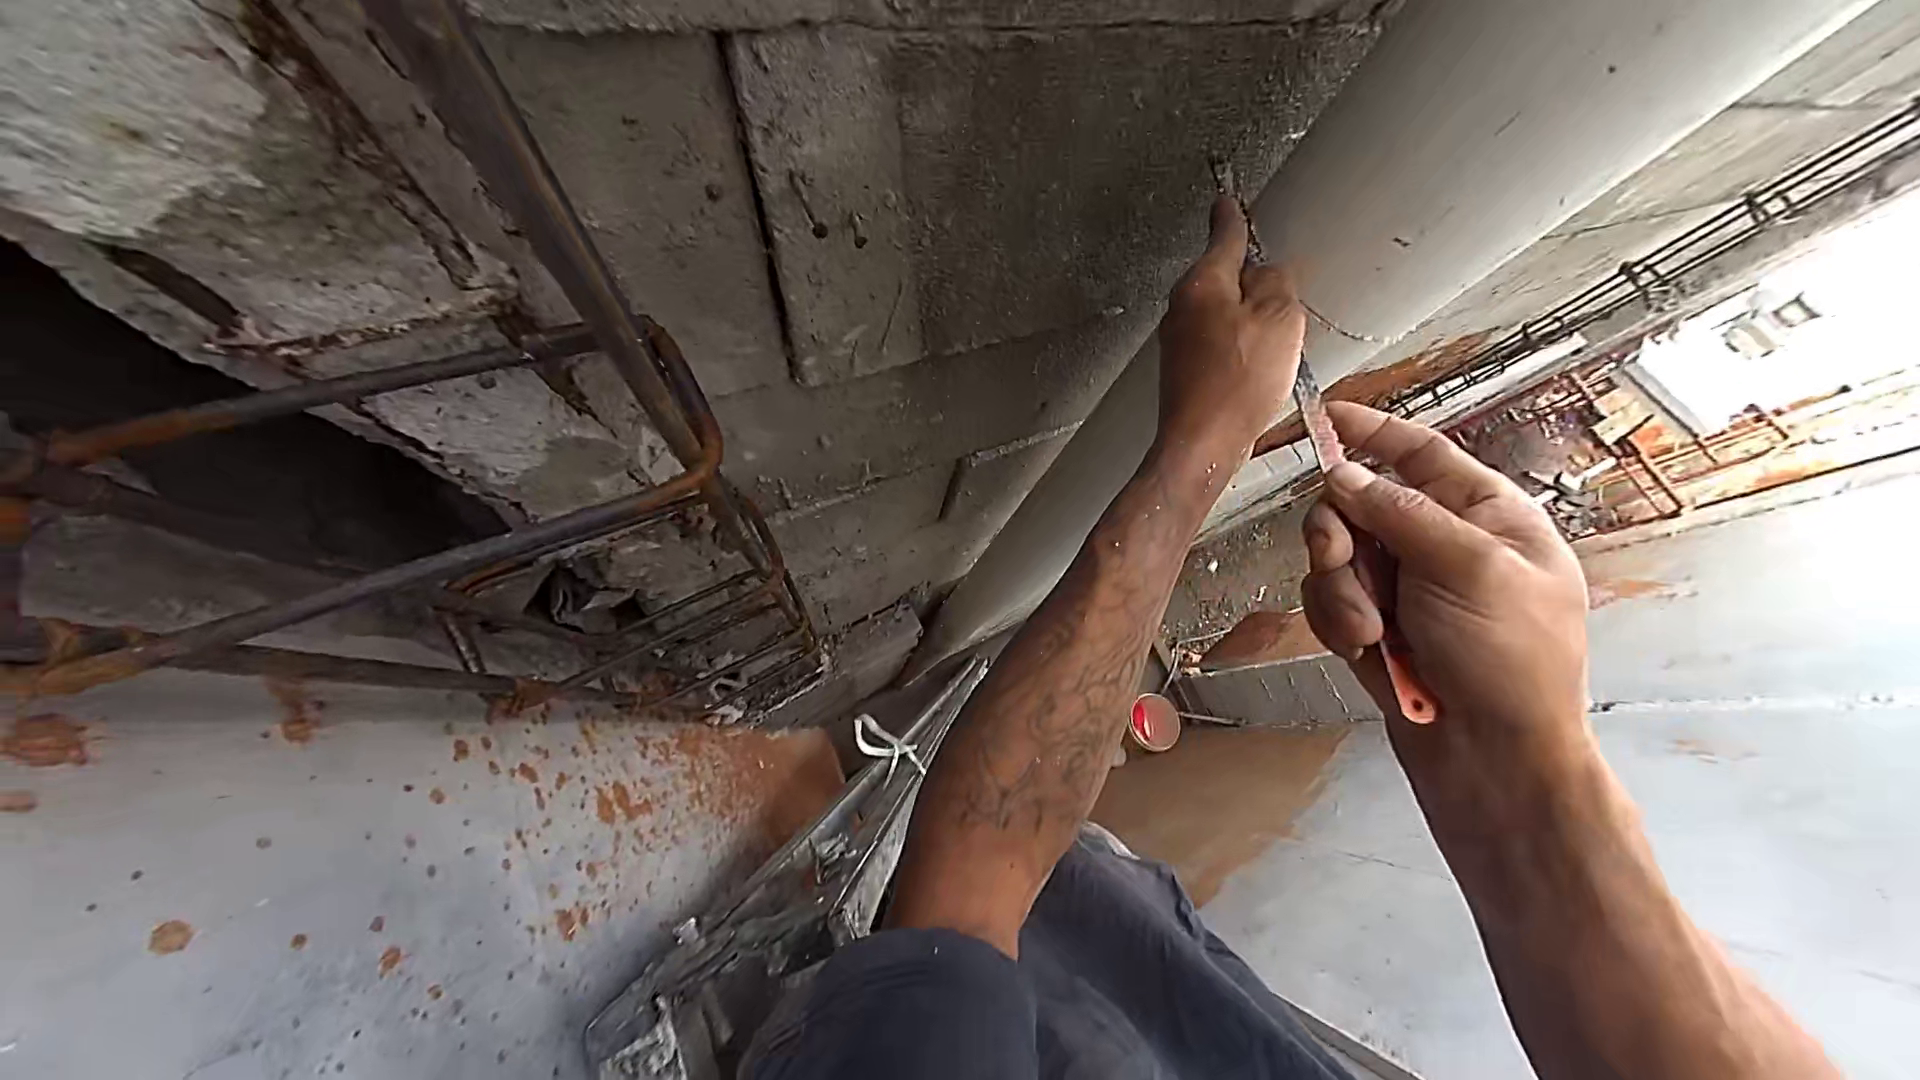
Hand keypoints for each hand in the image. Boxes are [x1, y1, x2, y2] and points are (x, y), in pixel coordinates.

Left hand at [1156, 196, 1305, 456]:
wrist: (1202, 442)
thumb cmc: (1236, 385)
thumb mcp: (1278, 317)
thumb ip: (1275, 281)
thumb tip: (1265, 272)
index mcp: (1200, 284)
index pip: (1222, 235)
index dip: (1232, 216)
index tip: (1227, 201)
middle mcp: (1180, 309)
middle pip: (1222, 276)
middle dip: (1250, 280)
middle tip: (1279, 292)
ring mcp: (1177, 341)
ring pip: (1220, 312)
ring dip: (1246, 318)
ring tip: (1269, 344)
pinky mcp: (1182, 369)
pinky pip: (1216, 342)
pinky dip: (1237, 346)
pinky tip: (1252, 367)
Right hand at [1299, 403, 1590, 774]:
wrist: (1485, 747)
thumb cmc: (1510, 657)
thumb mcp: (1471, 571)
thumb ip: (1403, 514)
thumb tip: (1343, 475)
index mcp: (1478, 513)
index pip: (1417, 452)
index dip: (1372, 430)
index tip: (1327, 414)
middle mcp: (1429, 538)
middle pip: (1351, 503)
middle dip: (1338, 536)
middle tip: (1342, 563)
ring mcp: (1393, 578)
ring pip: (1326, 553)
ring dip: (1338, 592)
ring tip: (1372, 631)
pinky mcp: (1363, 613)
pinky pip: (1321, 595)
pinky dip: (1334, 619)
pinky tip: (1364, 647)